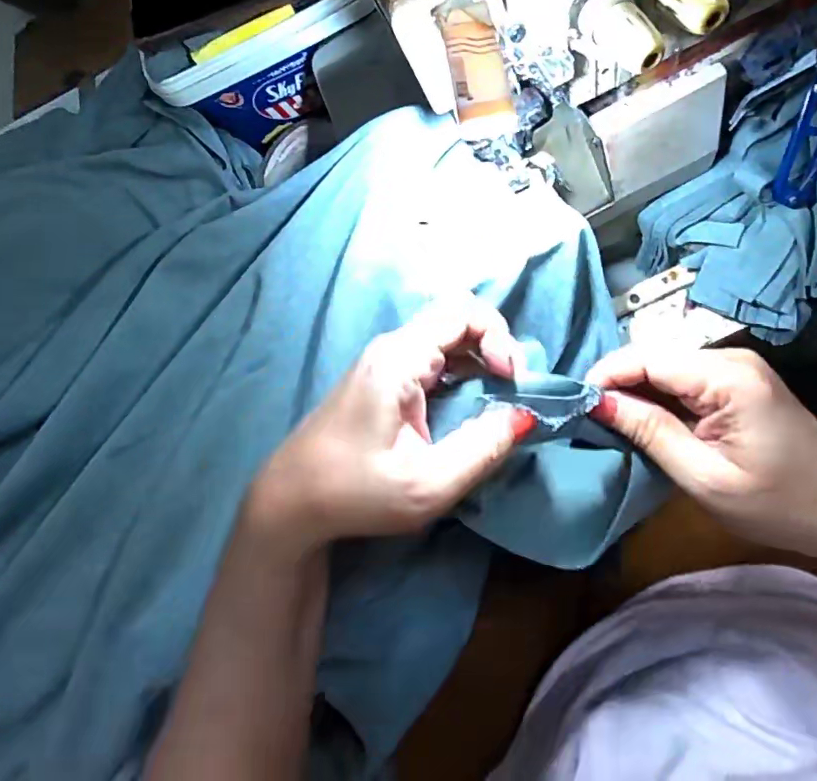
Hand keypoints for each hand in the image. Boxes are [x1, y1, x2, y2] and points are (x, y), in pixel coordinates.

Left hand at [246, 298, 537, 552]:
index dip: (498, 336)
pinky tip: (477, 395)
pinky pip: (436, 353)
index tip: (511, 379)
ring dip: (482, 353)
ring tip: (502, 390)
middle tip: (511, 383)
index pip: (462, 313)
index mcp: (397, 360)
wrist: (291, 502)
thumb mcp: (427, 485)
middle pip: (457, 316)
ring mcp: (387, 360)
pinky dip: (465, 366)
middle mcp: (392, 348)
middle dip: (495, 341)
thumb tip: (524, 415)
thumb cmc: (355, 494)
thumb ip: (482, 449)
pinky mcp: (387, 377)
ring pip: (448, 333)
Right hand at [587, 346, 816, 570]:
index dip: (606, 375)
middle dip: (617, 381)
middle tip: (585, 414)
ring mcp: (735, 366)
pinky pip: (684, 377)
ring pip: (666, 365)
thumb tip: (599, 402)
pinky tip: (641, 417)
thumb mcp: (707, 478)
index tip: (575, 403)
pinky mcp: (737, 380)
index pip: (647, 357)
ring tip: (605, 417)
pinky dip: (657, 395)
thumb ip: (651, 433)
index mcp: (726, 376)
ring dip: (635, 388)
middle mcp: (729, 357)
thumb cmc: (782, 504)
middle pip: (655, 356)